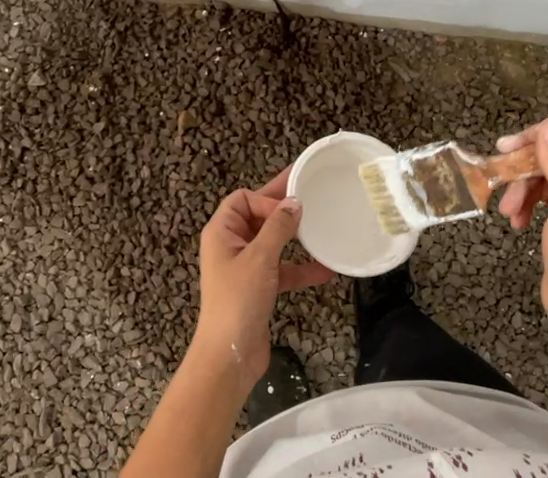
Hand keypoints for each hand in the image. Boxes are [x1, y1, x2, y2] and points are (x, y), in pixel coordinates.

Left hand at [194, 166, 335, 378]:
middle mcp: (230, 245)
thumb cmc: (239, 299)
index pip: (243, 199)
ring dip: (295, 238)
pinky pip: (281, 269)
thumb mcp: (260, 258)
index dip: (266, 198)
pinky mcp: (258, 287)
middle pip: (258, 216)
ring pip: (272, 243)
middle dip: (283, 208)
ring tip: (323, 228)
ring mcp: (244, 267)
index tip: (290, 209)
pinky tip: (326, 269)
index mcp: (221, 231)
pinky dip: (299, 268)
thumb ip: (278, 227)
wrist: (230, 355)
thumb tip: (295, 201)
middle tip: (312, 193)